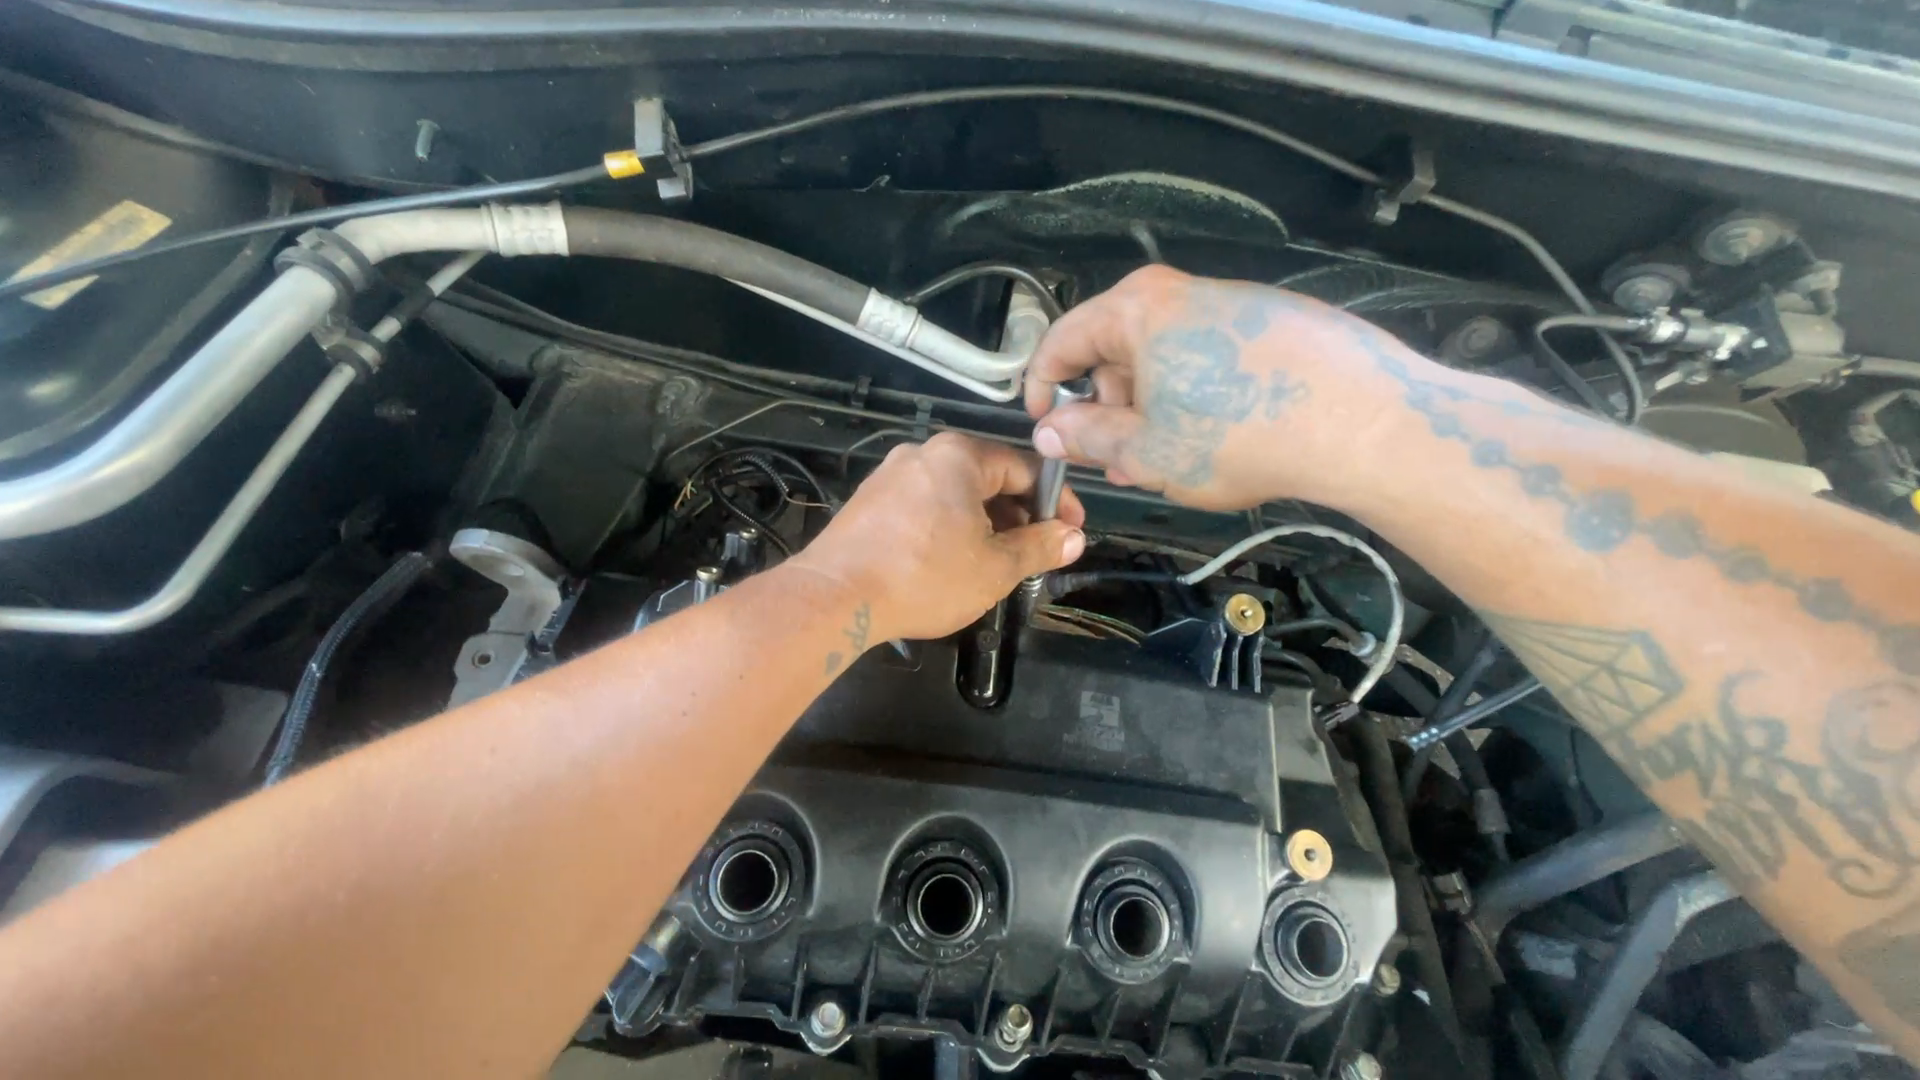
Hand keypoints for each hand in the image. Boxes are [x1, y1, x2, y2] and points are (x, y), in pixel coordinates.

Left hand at [788, 434, 1086, 641]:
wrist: (835, 598)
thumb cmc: (925, 576)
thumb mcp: (995, 567)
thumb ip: (1039, 547)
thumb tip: (1074, 538)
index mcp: (959, 456)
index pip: (1025, 467)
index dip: (1056, 500)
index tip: (1071, 531)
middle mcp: (922, 453)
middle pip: (988, 478)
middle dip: (1018, 515)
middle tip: (1036, 553)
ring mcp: (890, 476)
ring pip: (955, 494)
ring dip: (985, 524)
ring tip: (996, 564)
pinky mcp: (869, 503)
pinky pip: (924, 506)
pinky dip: (949, 528)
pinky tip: (951, 563)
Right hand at [1025, 265, 1423, 511]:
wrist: (1367, 424)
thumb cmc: (1241, 436)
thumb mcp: (1145, 451)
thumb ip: (1086, 437)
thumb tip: (1049, 431)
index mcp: (1139, 309)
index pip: (1062, 339)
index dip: (1042, 387)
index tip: (1043, 424)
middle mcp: (1183, 292)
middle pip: (1115, 347)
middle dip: (1106, 406)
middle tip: (1113, 458)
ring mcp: (1234, 304)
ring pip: (1164, 357)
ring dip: (1150, 408)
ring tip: (1164, 459)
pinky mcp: (1274, 323)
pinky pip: (1208, 357)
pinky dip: (1194, 395)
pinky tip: (1213, 437)